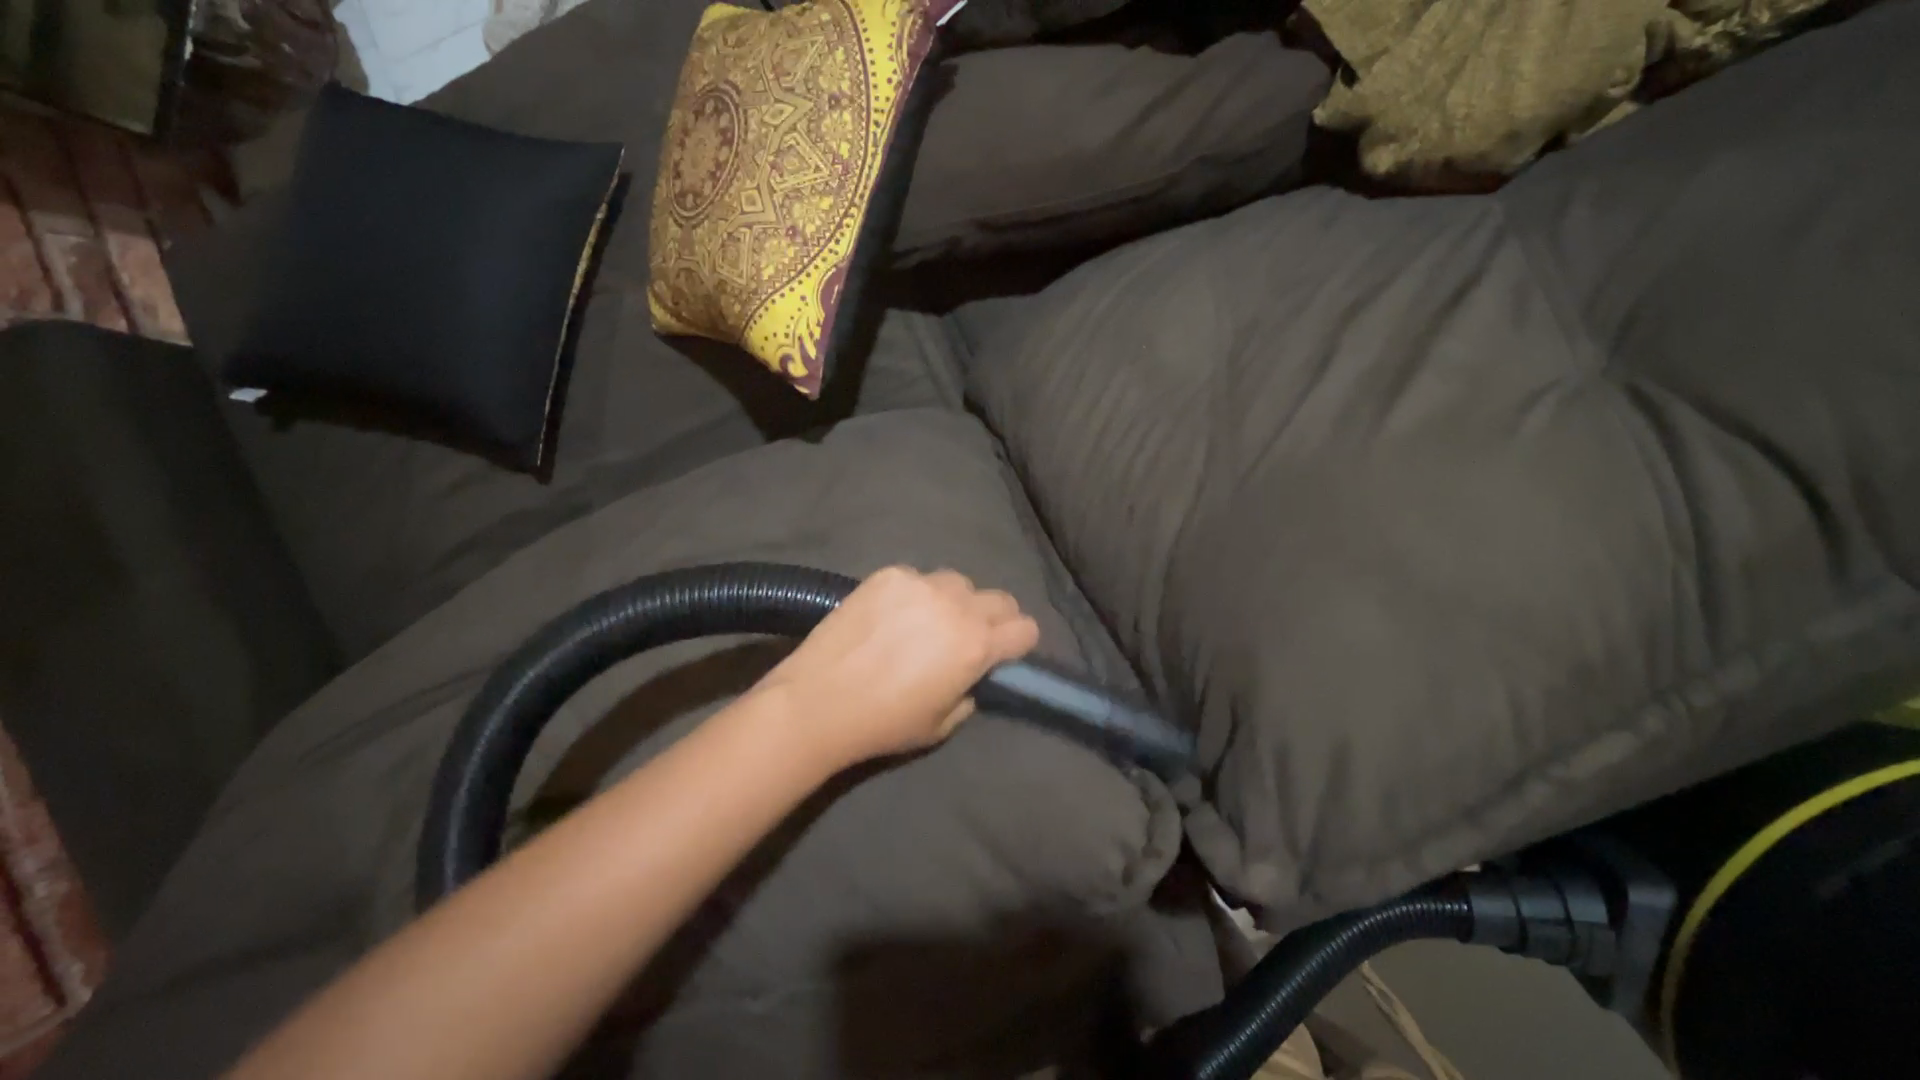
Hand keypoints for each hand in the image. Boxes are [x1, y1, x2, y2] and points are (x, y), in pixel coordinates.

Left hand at [755, 566, 1040, 768]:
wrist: (818, 701)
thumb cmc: (884, 723)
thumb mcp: (943, 724)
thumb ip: (970, 692)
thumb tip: (972, 674)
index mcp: (977, 645)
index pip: (1026, 628)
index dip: (1018, 644)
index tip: (1002, 656)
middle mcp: (957, 606)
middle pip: (999, 599)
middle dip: (993, 619)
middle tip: (967, 640)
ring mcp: (920, 584)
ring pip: (958, 583)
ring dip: (955, 601)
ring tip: (928, 623)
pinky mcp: (888, 575)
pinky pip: (918, 578)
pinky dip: (915, 594)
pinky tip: (892, 616)